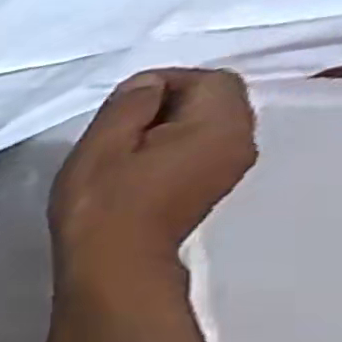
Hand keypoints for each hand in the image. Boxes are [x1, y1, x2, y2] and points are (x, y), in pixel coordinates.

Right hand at [49, 68, 257, 278]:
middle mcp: (240, 141)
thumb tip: (145, 86)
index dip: (161, 83)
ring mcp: (229, 168)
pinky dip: (170, 149)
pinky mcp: (210, 187)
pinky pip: (199, 150)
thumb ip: (128, 105)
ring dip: (166, 129)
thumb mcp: (101, 146)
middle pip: (213, 100)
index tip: (115, 109)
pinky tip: (135, 169)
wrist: (111, 262)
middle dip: (166, 105)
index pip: (207, 79)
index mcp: (220, 125)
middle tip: (114, 131)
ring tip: (121, 152)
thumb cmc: (101, 204)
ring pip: (205, 127)